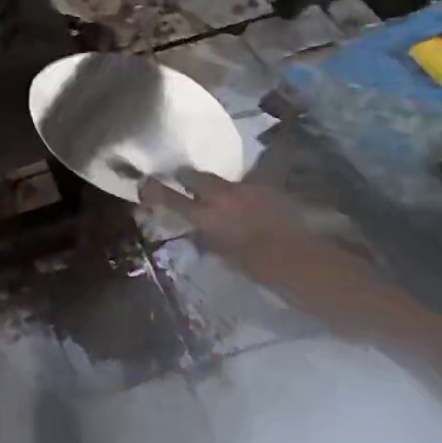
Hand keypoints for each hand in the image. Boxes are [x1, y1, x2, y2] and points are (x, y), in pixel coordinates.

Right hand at [143, 167, 312, 266]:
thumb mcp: (222, 255)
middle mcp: (220, 196)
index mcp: (205, 216)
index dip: (155, 188)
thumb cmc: (255, 266)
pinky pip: (246, 185)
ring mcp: (244, 187)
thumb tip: (196, 231)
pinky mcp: (264, 186)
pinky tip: (248, 202)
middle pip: (194, 175)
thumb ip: (206, 238)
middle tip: (182, 178)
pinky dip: (242, 192)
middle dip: (186, 176)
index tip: (144, 181)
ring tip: (220, 194)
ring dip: (217, 186)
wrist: (297, 258)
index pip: (171, 197)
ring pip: (222, 179)